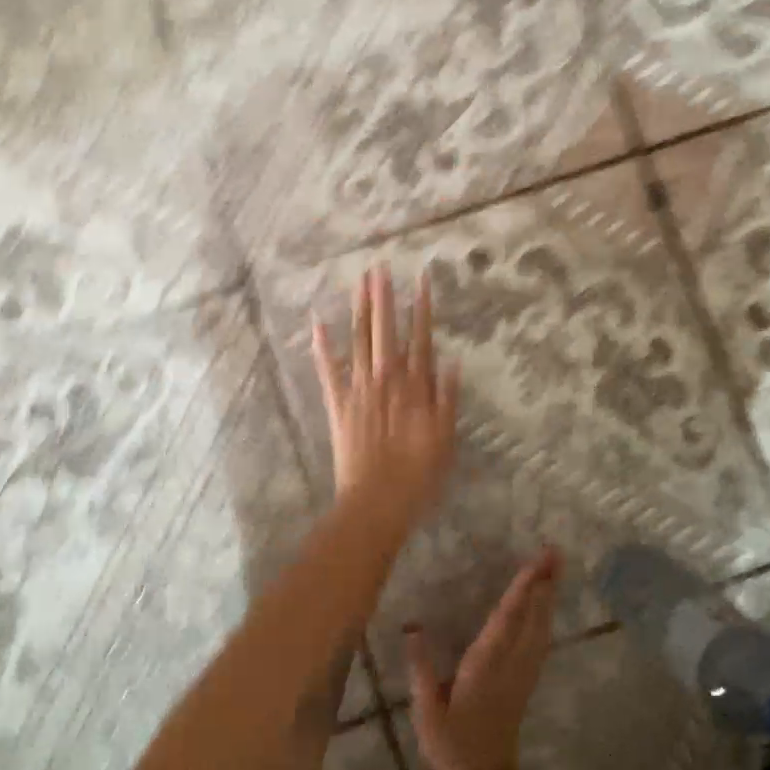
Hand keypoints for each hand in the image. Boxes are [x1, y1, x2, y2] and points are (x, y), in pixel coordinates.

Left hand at [311, 266, 458, 533]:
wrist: (376, 502)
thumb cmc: (418, 477)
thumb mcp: (445, 440)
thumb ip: (447, 399)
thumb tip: (451, 362)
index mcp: (415, 387)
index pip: (420, 337)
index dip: (421, 307)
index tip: (421, 279)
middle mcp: (385, 380)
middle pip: (385, 330)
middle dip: (383, 297)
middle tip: (380, 267)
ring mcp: (358, 390)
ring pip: (358, 341)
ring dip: (359, 310)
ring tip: (359, 282)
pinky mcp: (337, 404)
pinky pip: (328, 370)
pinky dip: (322, 346)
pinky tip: (317, 322)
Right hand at [405, 550, 559, 769]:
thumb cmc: (452, 742)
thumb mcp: (427, 709)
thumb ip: (421, 668)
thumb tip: (413, 627)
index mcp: (485, 665)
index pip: (507, 620)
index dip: (522, 591)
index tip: (535, 564)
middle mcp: (510, 664)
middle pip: (532, 618)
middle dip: (544, 583)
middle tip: (556, 551)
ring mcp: (522, 673)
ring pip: (541, 628)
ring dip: (549, 597)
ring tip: (556, 569)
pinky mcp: (525, 681)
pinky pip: (540, 641)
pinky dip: (546, 618)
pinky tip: (548, 607)